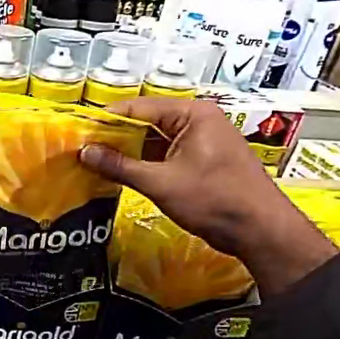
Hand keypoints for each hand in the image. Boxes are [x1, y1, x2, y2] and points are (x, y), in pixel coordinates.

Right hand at [79, 96, 337, 294]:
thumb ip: (120, 166)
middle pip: (147, 123)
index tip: (78, 133)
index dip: (106, 120)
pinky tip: (124, 175)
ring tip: (97, 163)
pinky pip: (168, 155)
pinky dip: (147, 164)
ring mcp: (203, 141)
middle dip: (116, 138)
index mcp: (192, 114)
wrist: (261, 231)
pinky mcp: (204, 161)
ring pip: (156, 141)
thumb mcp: (161, 183)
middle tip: (83, 151)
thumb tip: (84, 153)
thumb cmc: (214, 200)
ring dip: (130, 153)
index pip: (138, 107)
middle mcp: (199, 120)